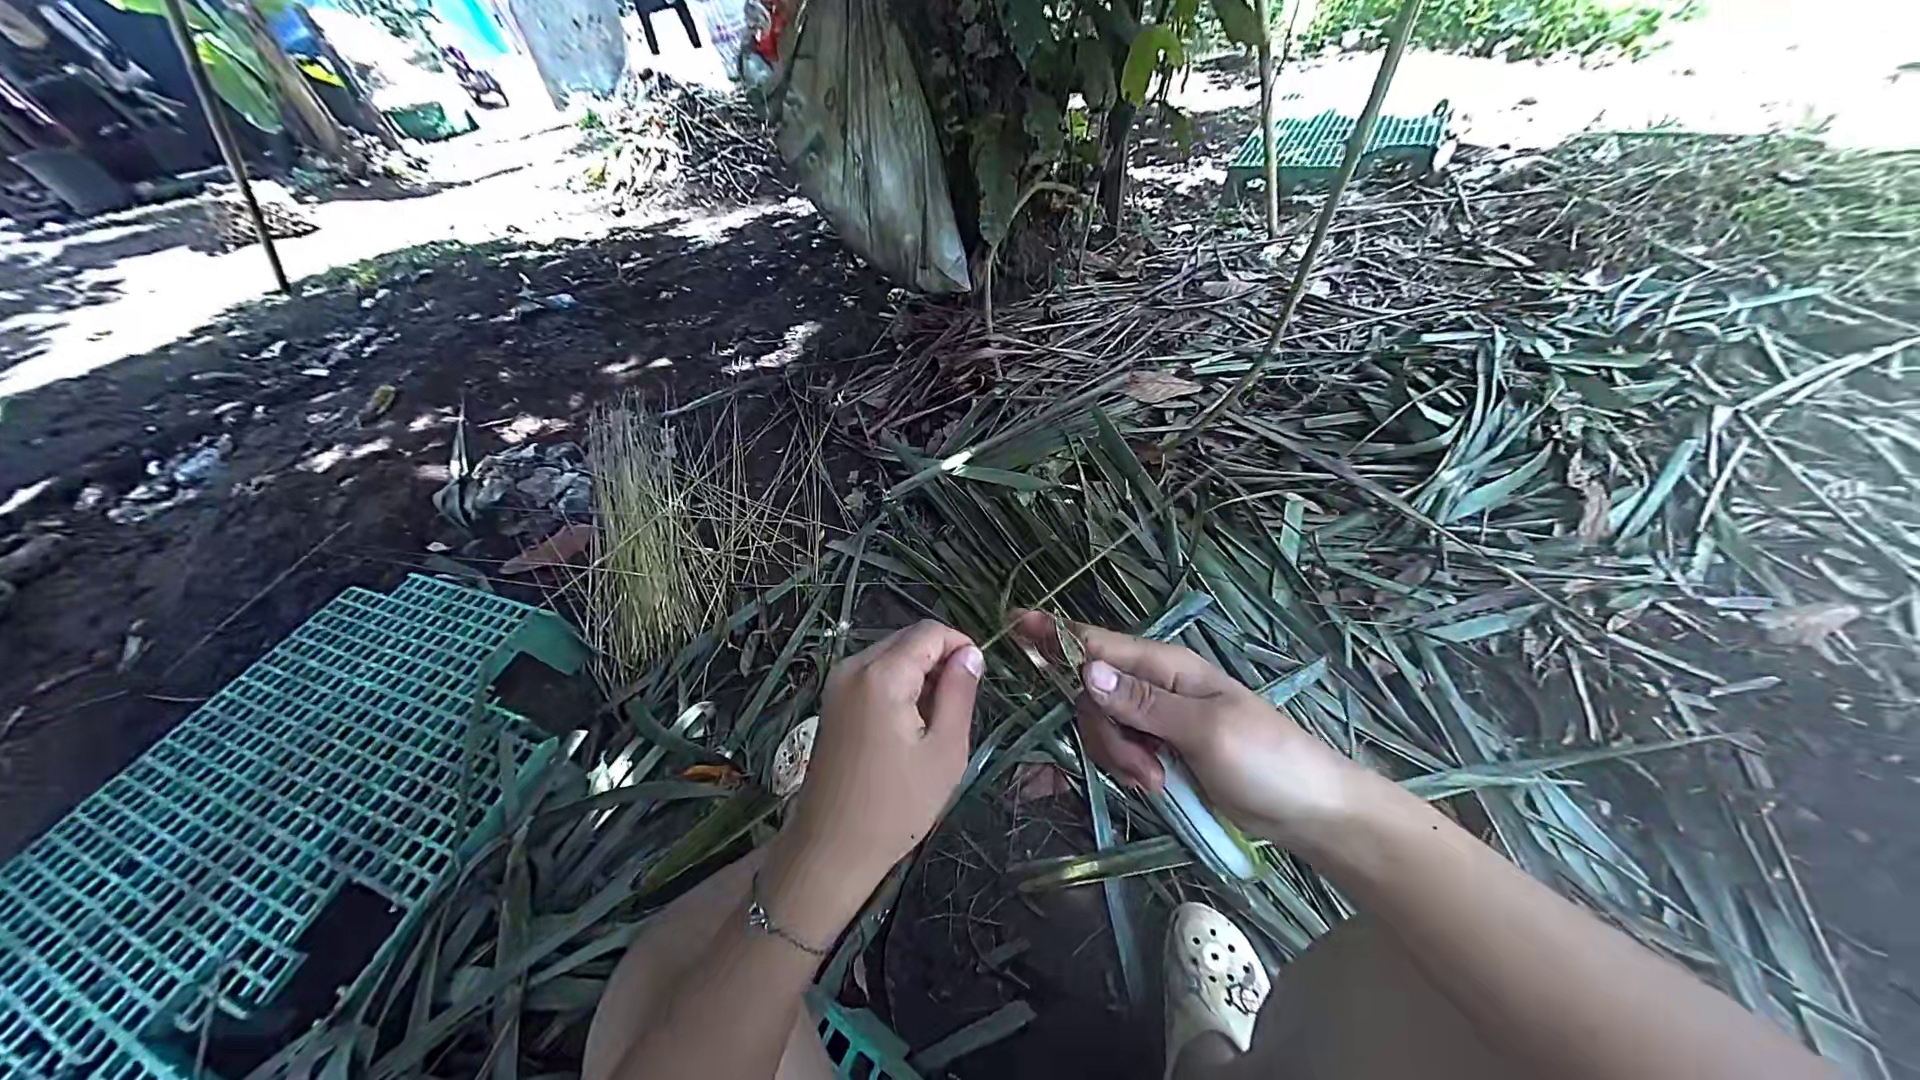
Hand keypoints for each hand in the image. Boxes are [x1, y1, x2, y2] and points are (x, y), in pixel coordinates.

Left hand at [770, 621, 981, 926]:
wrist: (830, 849)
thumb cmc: (896, 807)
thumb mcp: (945, 750)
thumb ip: (960, 692)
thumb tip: (971, 653)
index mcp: (881, 675)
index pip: (929, 631)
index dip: (960, 645)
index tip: (978, 678)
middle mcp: (853, 666)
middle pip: (908, 638)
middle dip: (940, 659)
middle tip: (959, 705)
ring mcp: (837, 682)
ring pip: (892, 654)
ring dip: (920, 673)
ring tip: (935, 720)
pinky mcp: (832, 700)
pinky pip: (874, 673)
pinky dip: (899, 684)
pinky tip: (909, 723)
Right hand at [1014, 612, 1381, 852]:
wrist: (1309, 811)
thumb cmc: (1268, 760)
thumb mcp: (1206, 730)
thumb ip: (1143, 702)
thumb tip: (1086, 670)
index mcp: (1165, 665)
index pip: (1097, 642)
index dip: (1054, 634)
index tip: (1014, 625)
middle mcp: (1152, 683)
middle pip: (1091, 694)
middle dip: (1104, 733)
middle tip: (1142, 767)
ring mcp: (1153, 716)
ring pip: (1101, 725)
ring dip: (1119, 757)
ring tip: (1159, 781)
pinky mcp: (1156, 746)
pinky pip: (1118, 749)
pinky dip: (1128, 769)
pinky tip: (1158, 785)